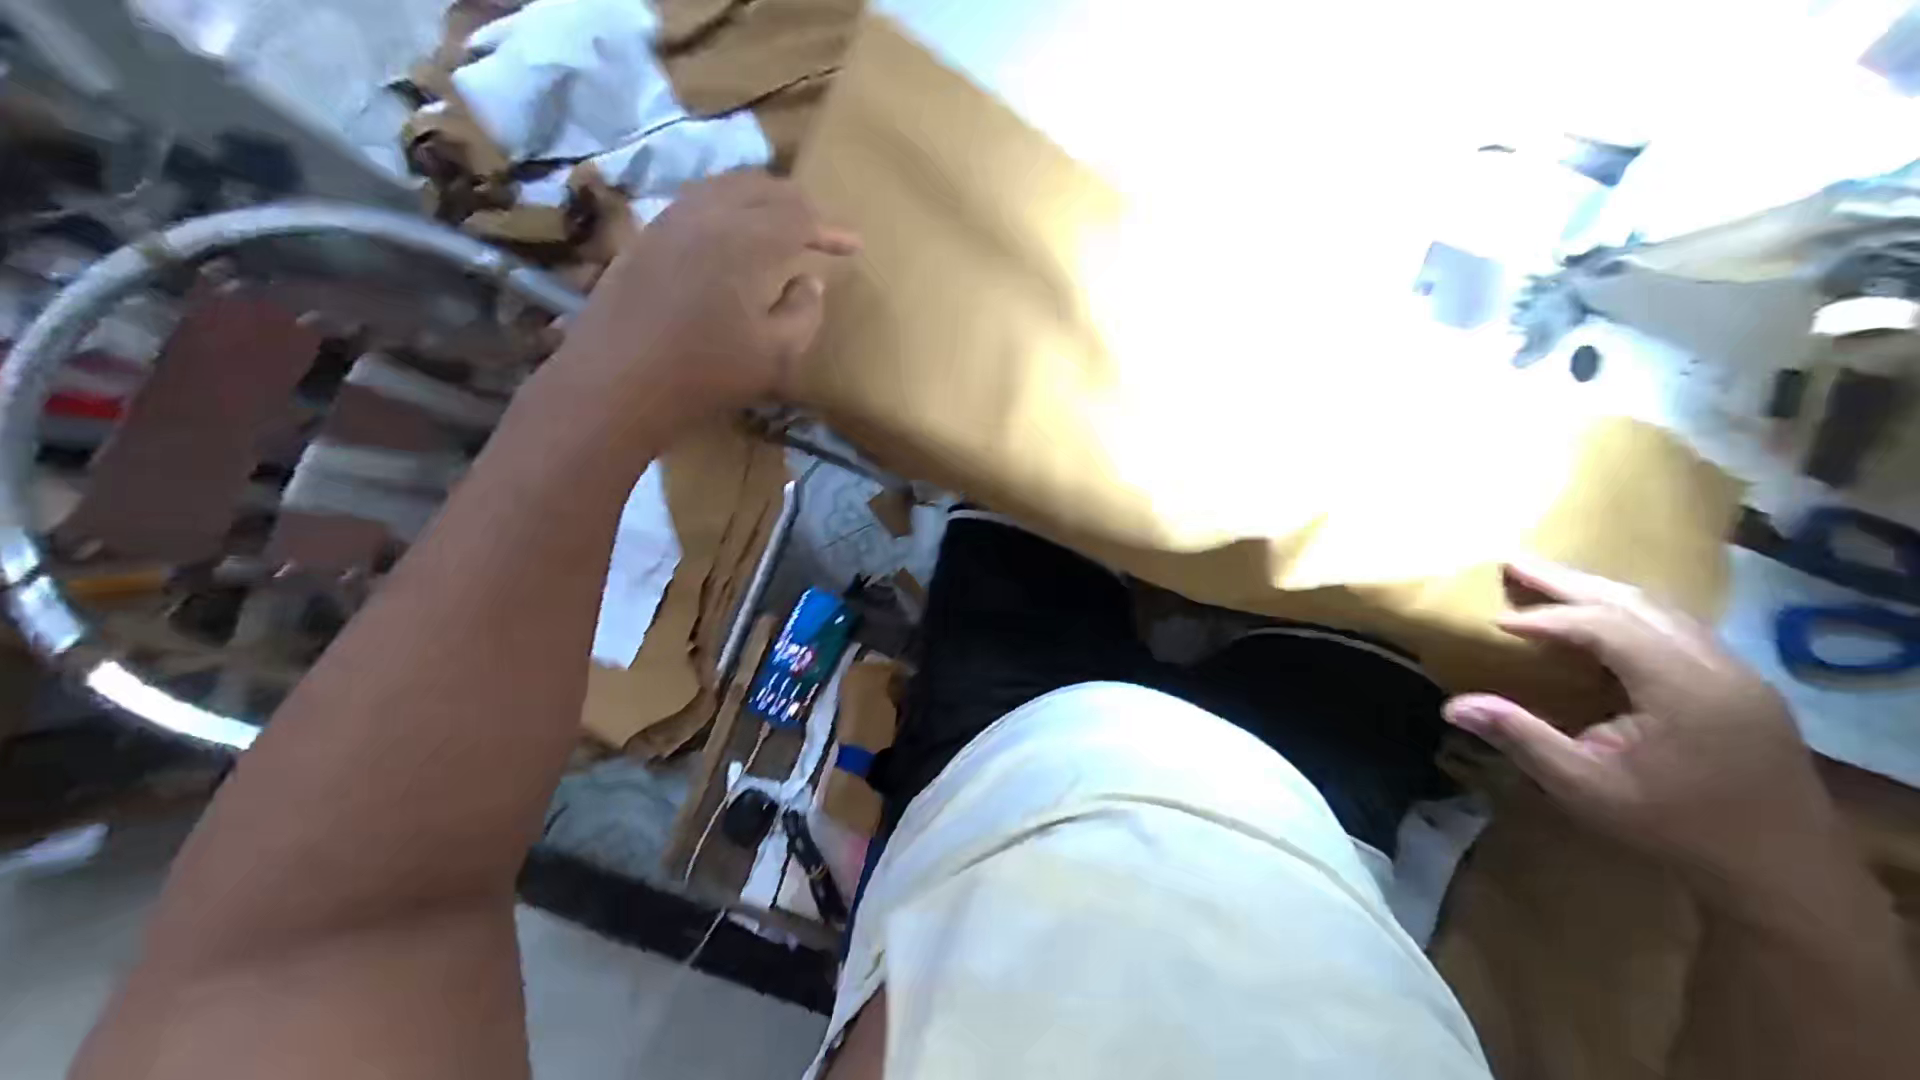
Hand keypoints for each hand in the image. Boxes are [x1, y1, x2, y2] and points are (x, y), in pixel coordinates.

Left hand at [544, 171, 858, 426]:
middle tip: (820, 229)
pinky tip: (732, 233)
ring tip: (780, 223)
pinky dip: (728, 207)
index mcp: (747, 239)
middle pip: (763, 188)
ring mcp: (671, 219)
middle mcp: (709, 213)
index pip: (800, 216)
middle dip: (798, 205)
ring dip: (761, 200)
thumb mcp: (776, 355)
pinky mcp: (646, 236)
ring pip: (727, 187)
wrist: (617, 382)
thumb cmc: (706, 373)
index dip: (830, 229)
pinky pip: (698, 202)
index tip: (853, 244)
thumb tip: (809, 282)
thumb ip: (804, 313)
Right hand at [1443, 560, 1844, 917]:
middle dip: (1568, 581)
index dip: (1548, 618)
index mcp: (1684, 688)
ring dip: (1598, 590)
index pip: (1608, 628)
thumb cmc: (1674, 826)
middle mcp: (1717, 666)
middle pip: (1636, 603)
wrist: (1782, 868)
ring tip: (1545, 577)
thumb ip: (1521, 738)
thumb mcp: (1584, 787)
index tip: (1497, 623)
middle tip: (1511, 561)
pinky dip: (1626, 610)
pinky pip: (1676, 626)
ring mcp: (1736, 672)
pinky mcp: (1740, 683)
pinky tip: (1597, 613)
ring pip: (1661, 609)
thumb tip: (1452, 705)